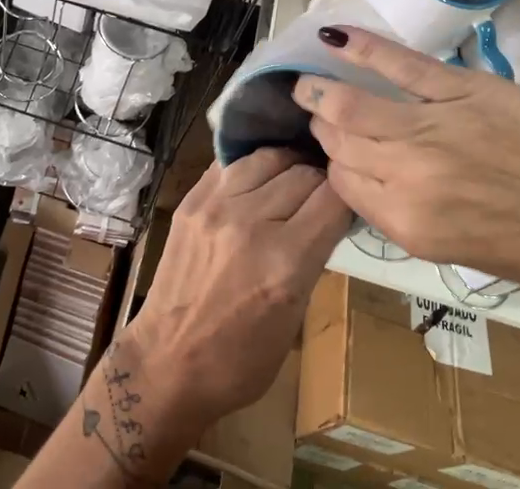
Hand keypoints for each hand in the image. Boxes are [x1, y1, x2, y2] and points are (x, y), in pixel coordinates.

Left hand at [120, 148, 352, 422]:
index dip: (348, 197)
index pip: (333, 199)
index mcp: (286, 261)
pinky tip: (259, 177)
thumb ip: (312, 258)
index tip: (351, 202)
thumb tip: (324, 218)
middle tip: (324, 192)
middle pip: (303, 172)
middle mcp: (251, 223)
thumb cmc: (241, 359)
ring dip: (287, 164)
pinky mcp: (190, 202)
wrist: (168, 362)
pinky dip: (251, 166)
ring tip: (293, 176)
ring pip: (267, 157)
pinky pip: (229, 165)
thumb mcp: (295, 315)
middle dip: (321, 180)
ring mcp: (215, 207)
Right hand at [295, 26, 519, 315]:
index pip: (346, 187)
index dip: (338, 170)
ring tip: (306, 81)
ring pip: (354, 103)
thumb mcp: (484, 260)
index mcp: (416, 229)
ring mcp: (436, 127)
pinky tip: (334, 38)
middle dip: (323, 129)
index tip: (342, 160)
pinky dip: (362, 49)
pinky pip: (401, 65)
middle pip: (342, 143)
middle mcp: (412, 177)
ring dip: (322, 90)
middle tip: (318, 115)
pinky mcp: (467, 89)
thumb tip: (395, 186)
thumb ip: (426, 221)